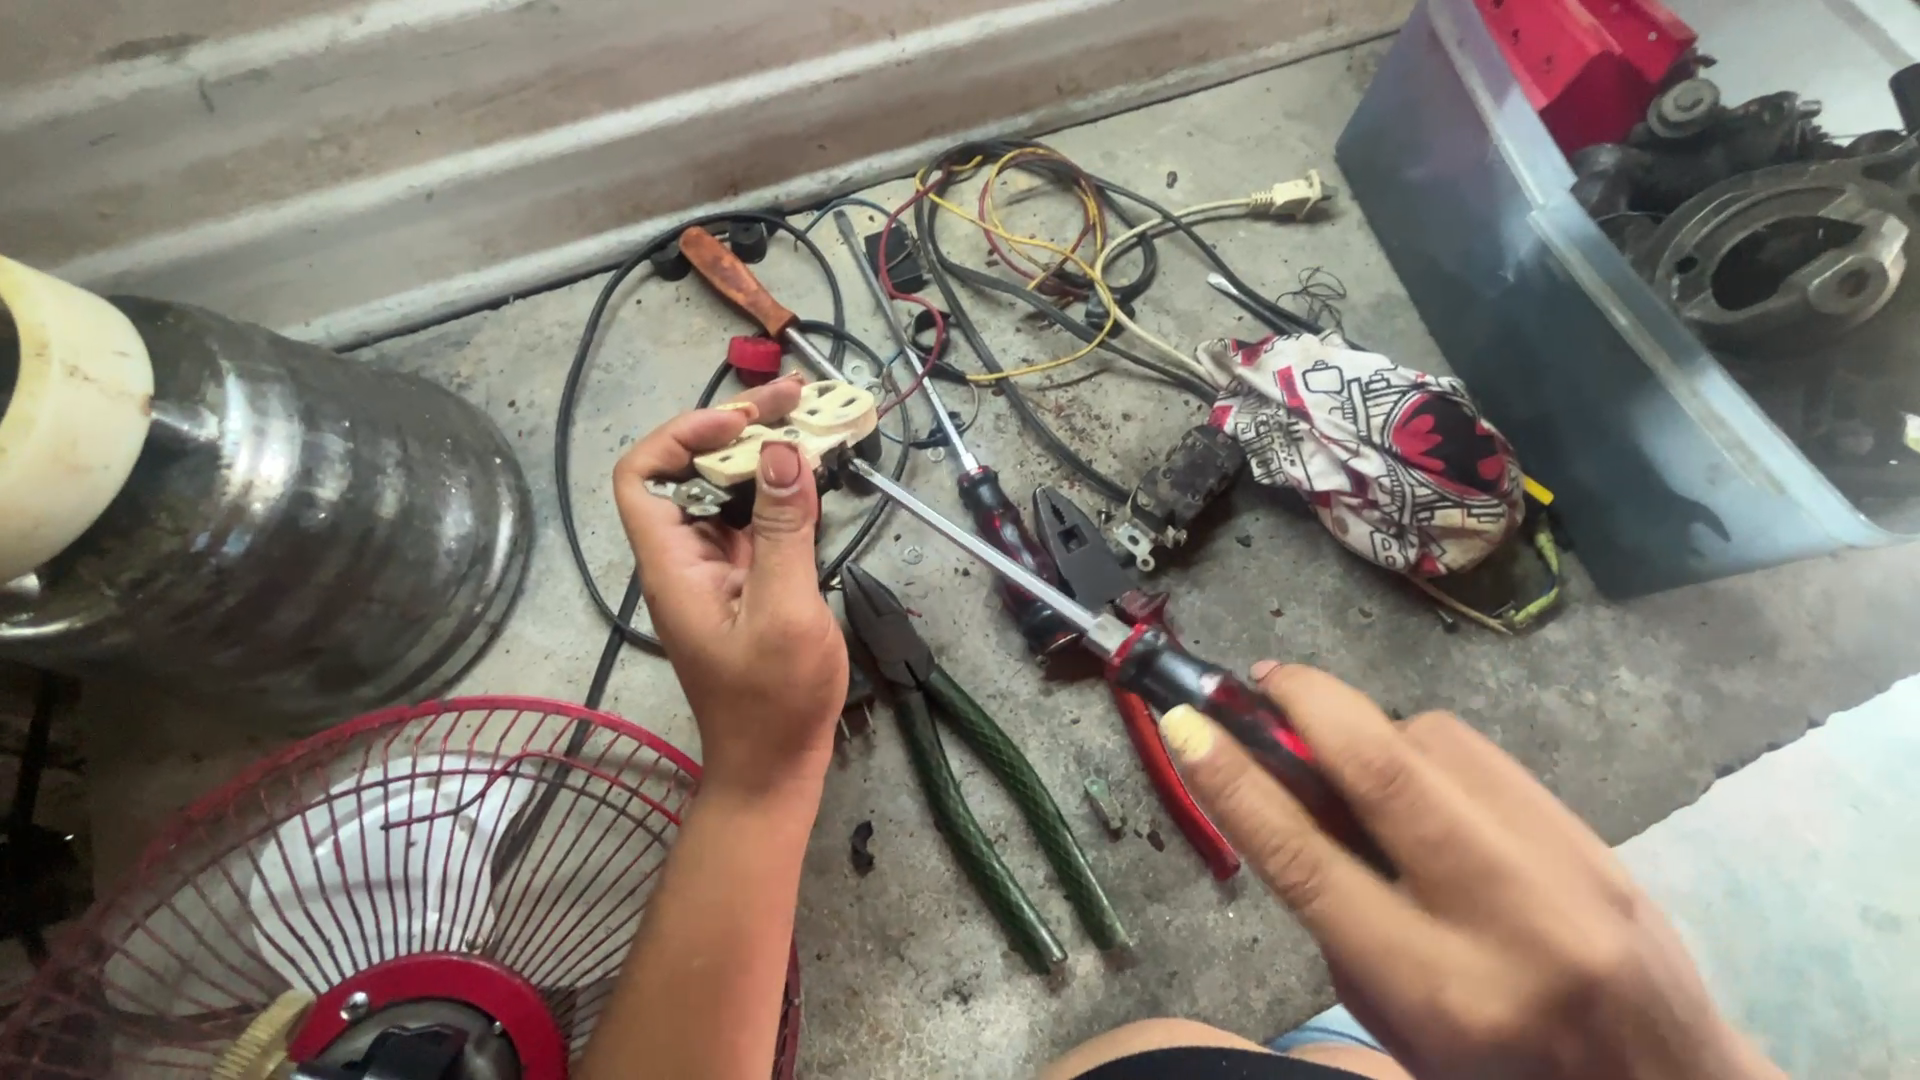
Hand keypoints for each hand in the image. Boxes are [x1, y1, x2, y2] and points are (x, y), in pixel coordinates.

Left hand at [613, 378, 847, 794]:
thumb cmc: (774, 701)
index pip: (644, 476)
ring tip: (813, 421)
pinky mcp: (750, 580)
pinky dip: (784, 492)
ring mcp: (720, 569)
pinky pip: (758, 520)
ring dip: (766, 455)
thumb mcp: (785, 612)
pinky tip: (817, 474)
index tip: (744, 424)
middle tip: (796, 398)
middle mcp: (687, 557)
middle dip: (740, 430)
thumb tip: (782, 451)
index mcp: (674, 565)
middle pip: (694, 473)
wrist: (775, 764)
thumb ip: (784, 531)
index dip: (683, 435)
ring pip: (730, 492)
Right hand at [1161, 664, 1782, 1079]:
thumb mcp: (1389, 1011)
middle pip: (1382, 768)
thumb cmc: (1496, 1076)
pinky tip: (1412, 775)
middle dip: (1306, 702)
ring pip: (1431, 741)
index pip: (1307, 858)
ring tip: (1342, 750)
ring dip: (1365, 728)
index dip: (1233, 781)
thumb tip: (1285, 789)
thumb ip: (1334, 902)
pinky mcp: (1596, 834)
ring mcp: (1566, 866)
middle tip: (1260, 679)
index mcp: (1437, 987)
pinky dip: (1419, 746)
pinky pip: (1478, 752)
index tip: (1186, 723)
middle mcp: (1508, 918)